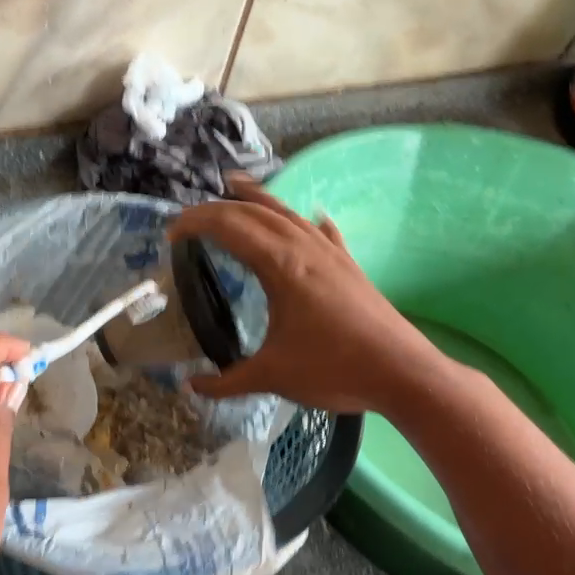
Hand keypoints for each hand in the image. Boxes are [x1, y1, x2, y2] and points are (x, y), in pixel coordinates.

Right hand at [168, 176, 445, 413]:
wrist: (404, 374)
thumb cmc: (334, 370)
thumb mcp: (271, 376)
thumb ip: (226, 382)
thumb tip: (191, 387)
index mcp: (279, 265)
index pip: (228, 226)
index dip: (195, 224)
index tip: (170, 235)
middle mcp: (303, 248)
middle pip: (254, 212)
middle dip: (216, 208)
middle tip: (188, 218)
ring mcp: (330, 254)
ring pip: (287, 214)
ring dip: (257, 199)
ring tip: (235, 186)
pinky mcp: (349, 267)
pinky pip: (321, 232)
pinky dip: (305, 221)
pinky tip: (311, 217)